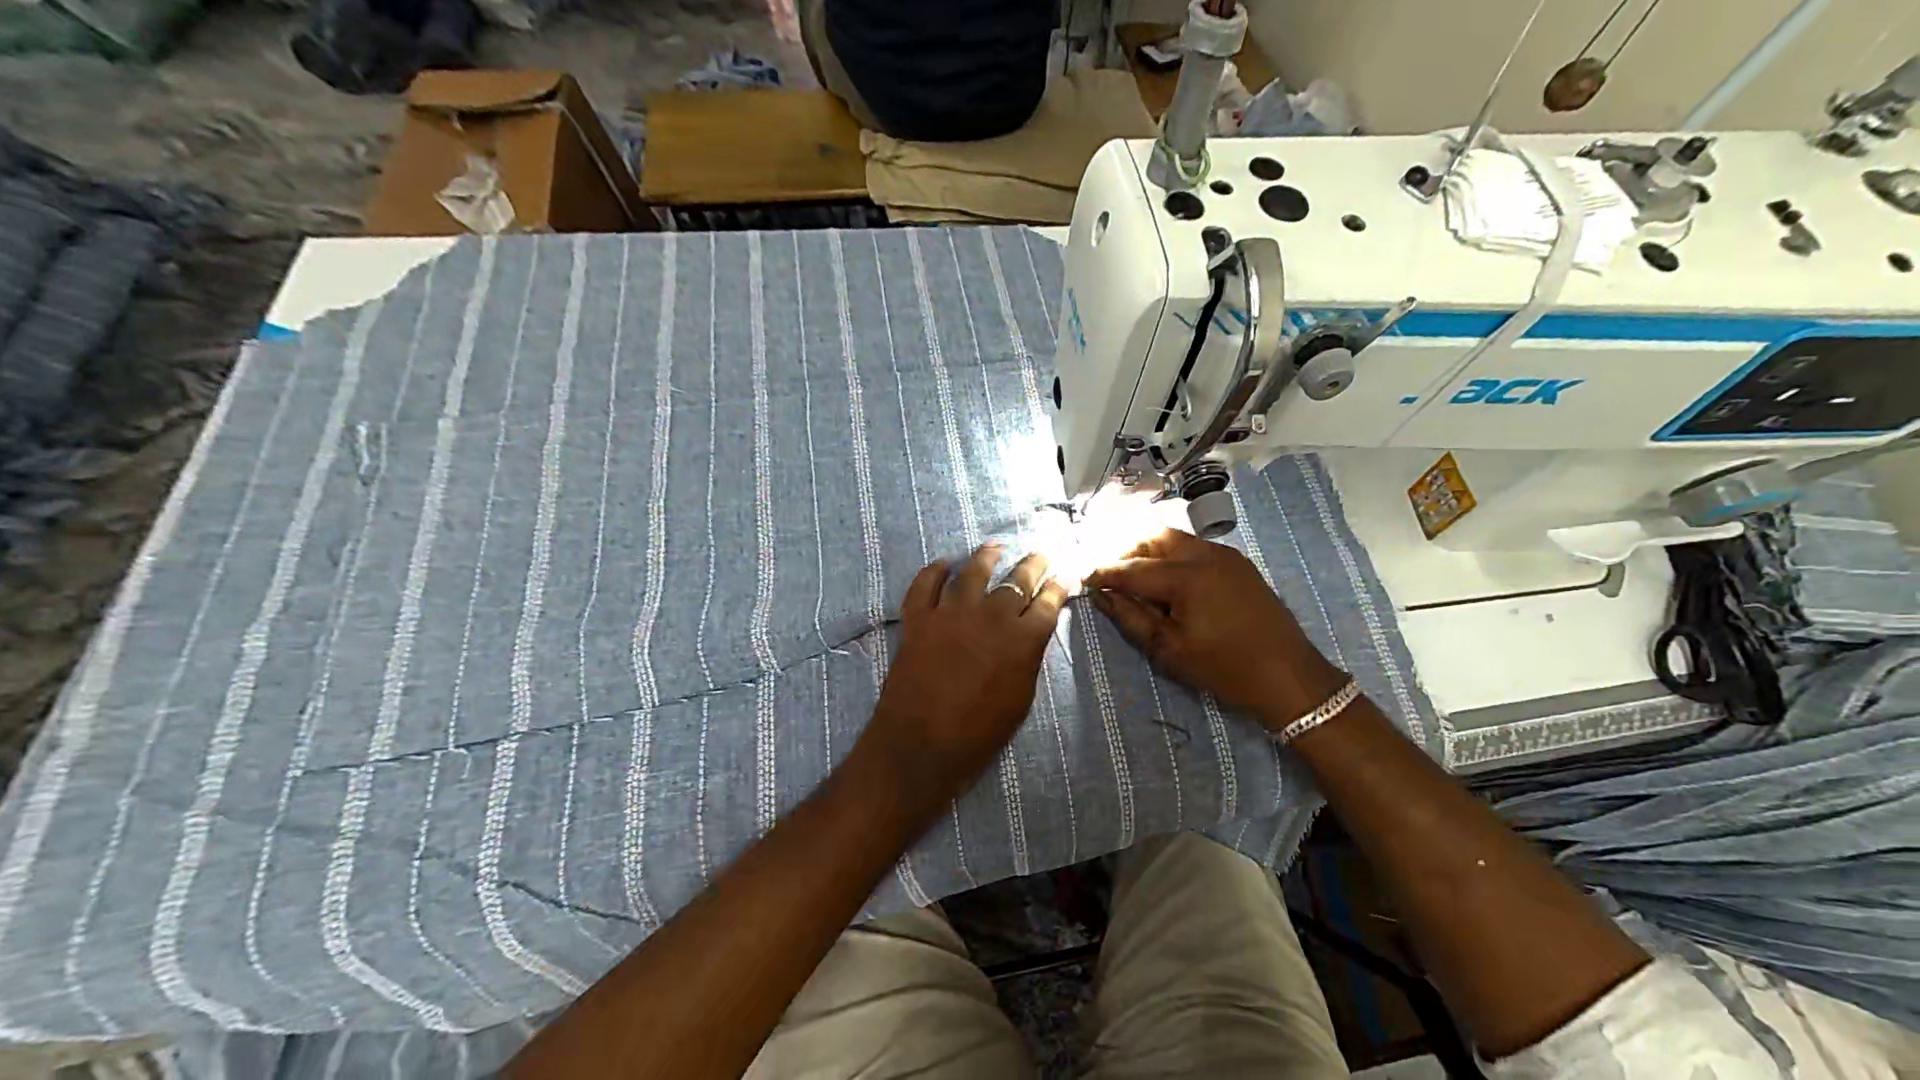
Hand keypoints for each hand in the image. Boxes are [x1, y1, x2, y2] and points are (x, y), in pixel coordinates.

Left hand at [857, 543, 1068, 810]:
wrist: (921, 746)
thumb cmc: (979, 734)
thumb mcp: (1020, 699)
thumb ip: (1027, 659)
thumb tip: (1029, 634)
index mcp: (1022, 640)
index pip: (1047, 603)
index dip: (1058, 587)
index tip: (1064, 575)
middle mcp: (990, 617)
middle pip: (1016, 581)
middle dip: (1033, 564)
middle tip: (1041, 553)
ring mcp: (951, 614)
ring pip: (972, 572)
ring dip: (986, 556)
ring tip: (995, 545)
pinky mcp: (918, 619)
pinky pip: (925, 585)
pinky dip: (934, 571)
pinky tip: (943, 564)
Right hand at [1084, 529, 1345, 728]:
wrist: (1289, 676)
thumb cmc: (1224, 668)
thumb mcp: (1169, 650)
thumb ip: (1131, 617)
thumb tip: (1102, 596)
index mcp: (1186, 576)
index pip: (1132, 568)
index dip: (1104, 572)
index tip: (1084, 579)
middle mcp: (1205, 555)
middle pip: (1153, 539)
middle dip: (1126, 552)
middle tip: (1109, 575)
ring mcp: (1225, 555)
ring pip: (1175, 538)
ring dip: (1149, 550)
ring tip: (1134, 574)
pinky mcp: (1238, 564)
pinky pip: (1195, 547)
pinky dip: (1172, 554)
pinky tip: (1167, 577)